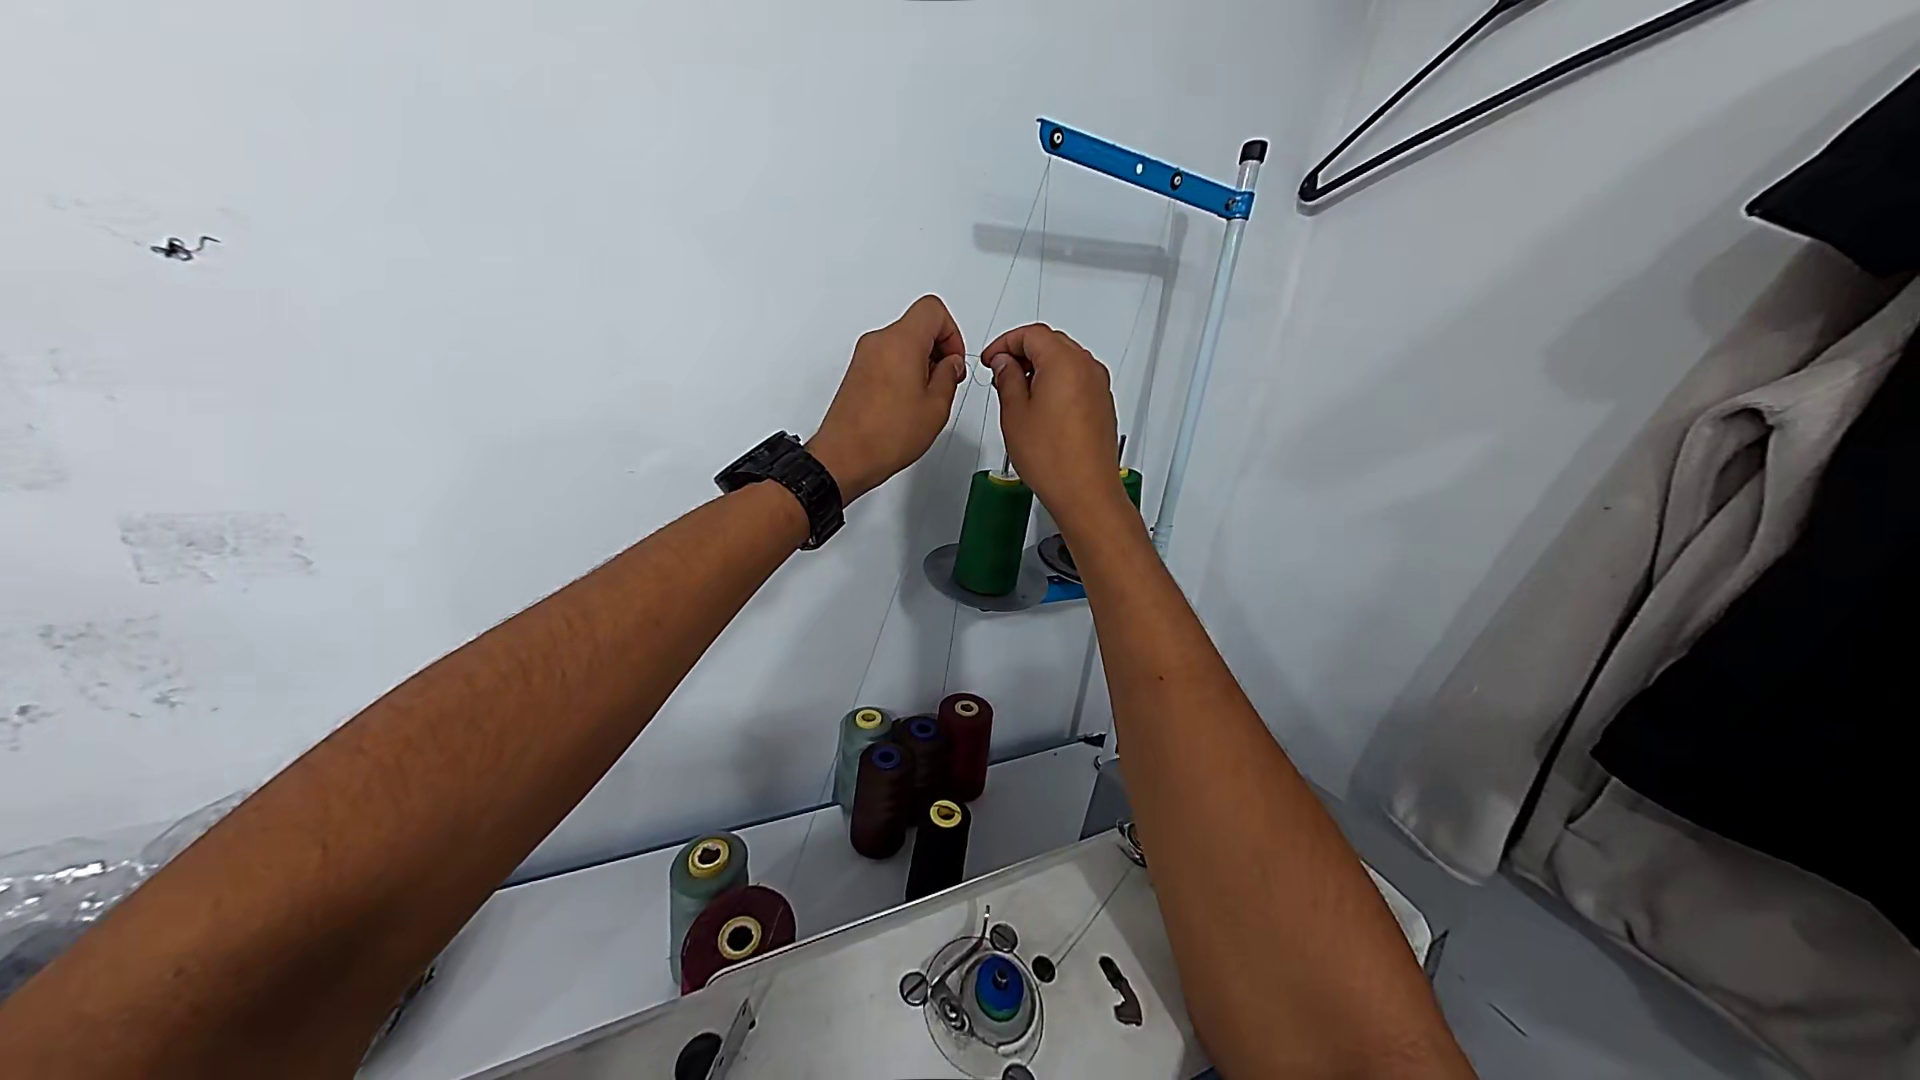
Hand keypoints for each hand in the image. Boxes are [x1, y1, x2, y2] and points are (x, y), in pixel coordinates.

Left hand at [809, 295, 967, 503]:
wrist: (846, 456)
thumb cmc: (883, 435)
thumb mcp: (936, 407)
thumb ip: (949, 376)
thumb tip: (951, 365)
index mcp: (901, 342)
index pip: (933, 310)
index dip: (952, 332)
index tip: (954, 358)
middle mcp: (879, 342)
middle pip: (917, 324)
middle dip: (938, 348)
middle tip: (947, 377)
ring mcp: (864, 356)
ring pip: (902, 342)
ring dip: (920, 362)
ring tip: (927, 396)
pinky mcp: (857, 372)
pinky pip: (886, 358)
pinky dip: (903, 371)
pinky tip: (909, 402)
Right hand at [984, 324, 1132, 532]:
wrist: (1085, 491)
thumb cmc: (1055, 460)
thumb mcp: (1014, 414)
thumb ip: (1006, 379)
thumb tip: (1005, 364)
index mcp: (1064, 362)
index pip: (1031, 334)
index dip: (1005, 343)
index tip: (992, 357)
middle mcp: (1087, 368)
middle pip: (1051, 342)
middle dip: (1022, 352)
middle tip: (1000, 369)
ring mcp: (1098, 385)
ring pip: (1065, 360)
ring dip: (1039, 367)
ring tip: (1016, 390)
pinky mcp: (1102, 403)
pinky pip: (1076, 379)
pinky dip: (1056, 382)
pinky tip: (1039, 405)